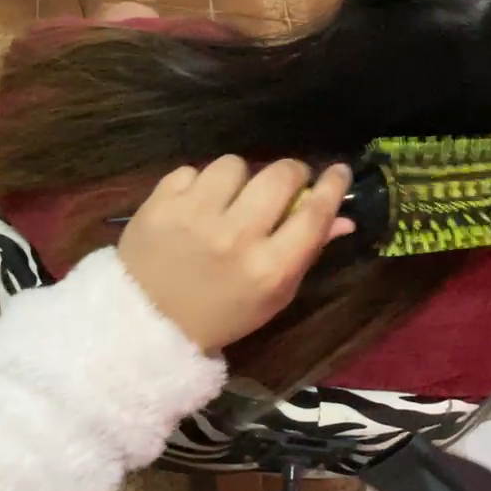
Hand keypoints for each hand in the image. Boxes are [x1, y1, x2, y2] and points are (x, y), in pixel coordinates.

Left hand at [118, 157, 354, 350]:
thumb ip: (308, 252)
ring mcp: (194, 217)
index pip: (315, 213)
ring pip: (234, 165)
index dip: (332, 186)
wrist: (147, 326)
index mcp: (269, 269)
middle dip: (291, 173)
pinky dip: (198, 185)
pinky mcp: (159, 205)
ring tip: (230, 199)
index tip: (339, 171)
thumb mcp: (274, 296)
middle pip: (280, 176)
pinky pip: (192, 170)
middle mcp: (236, 238)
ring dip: (239, 178)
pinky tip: (196, 207)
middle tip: (286, 183)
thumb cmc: (223, 314)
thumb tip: (342, 216)